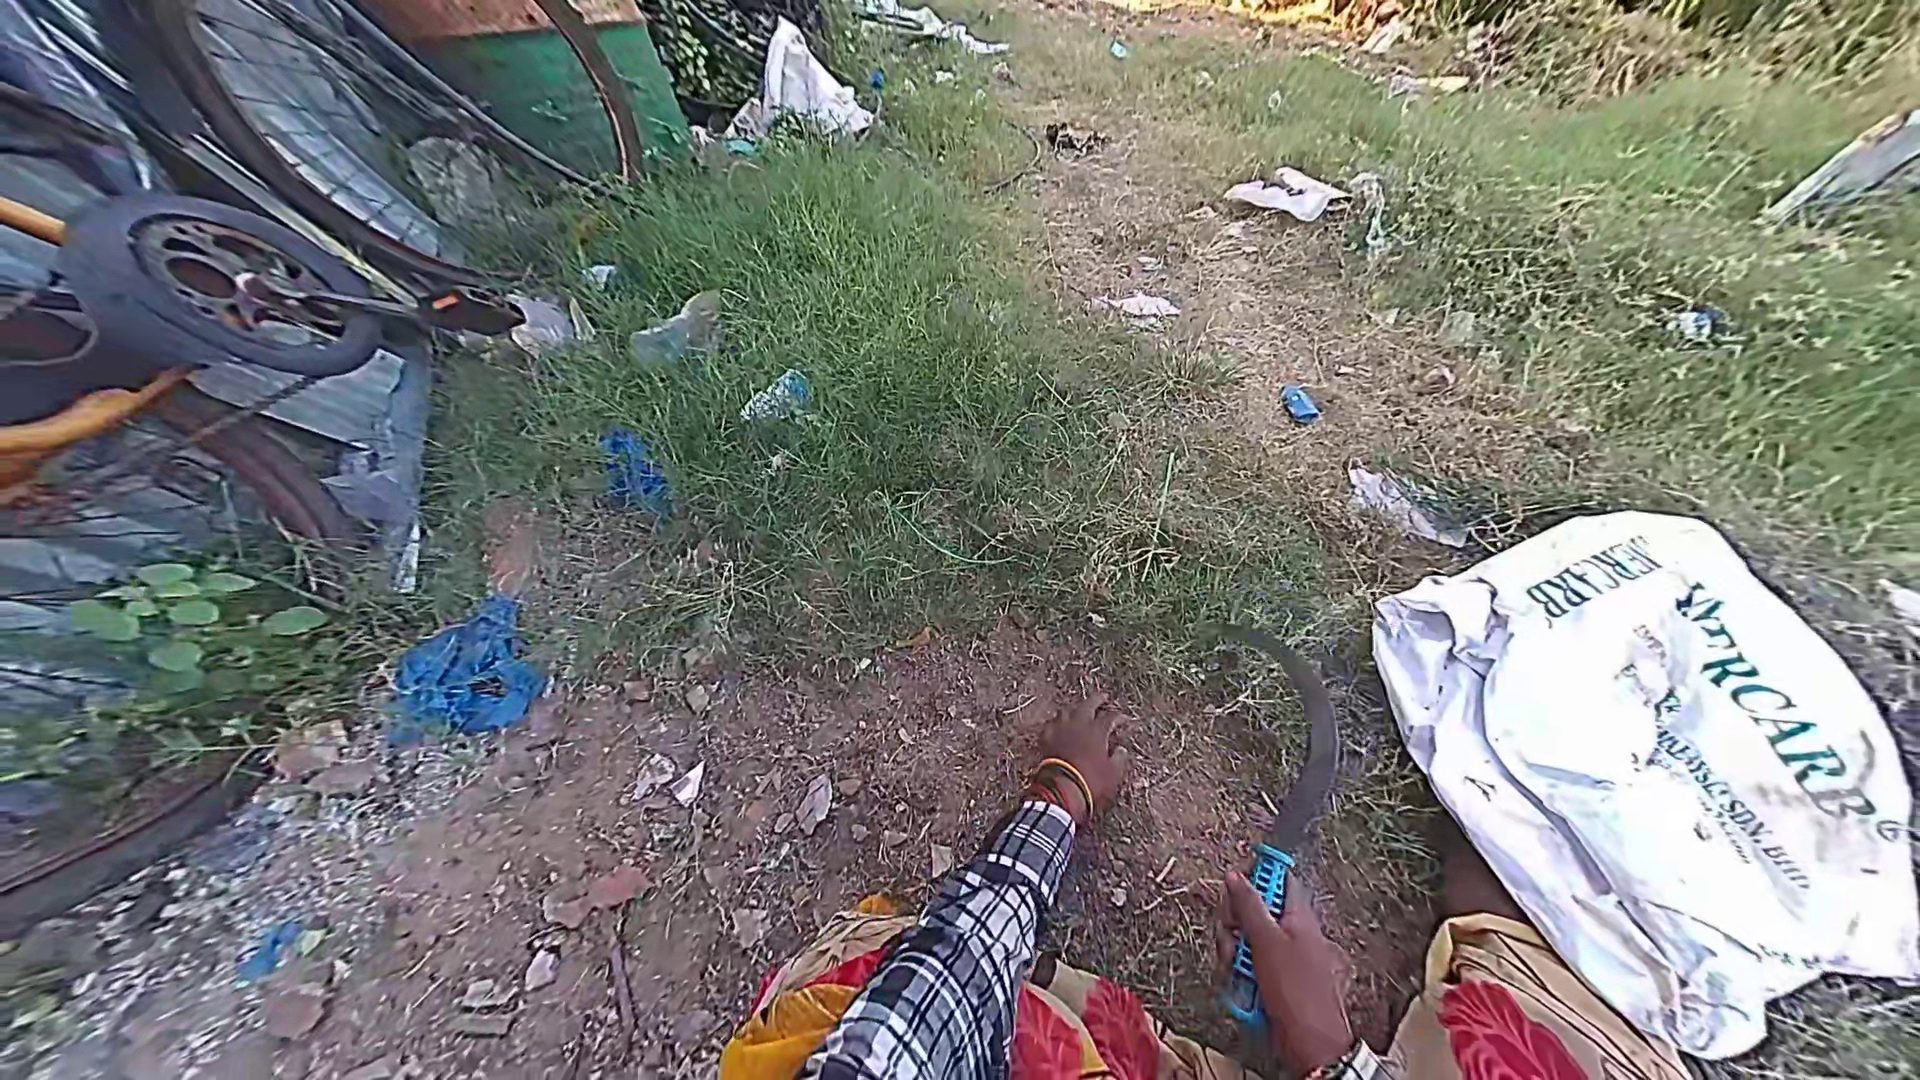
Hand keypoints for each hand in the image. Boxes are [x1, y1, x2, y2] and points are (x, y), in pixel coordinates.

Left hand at [1040, 692, 1128, 814]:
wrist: (1061, 788)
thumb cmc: (1091, 782)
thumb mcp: (1113, 773)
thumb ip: (1119, 758)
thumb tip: (1121, 750)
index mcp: (1097, 729)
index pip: (1111, 717)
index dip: (1119, 717)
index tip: (1123, 719)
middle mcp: (1079, 722)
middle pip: (1089, 704)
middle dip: (1098, 699)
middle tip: (1103, 697)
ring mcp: (1060, 727)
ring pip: (1067, 710)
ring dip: (1075, 709)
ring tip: (1080, 710)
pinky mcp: (1046, 735)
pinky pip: (1052, 723)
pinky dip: (1058, 723)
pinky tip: (1059, 726)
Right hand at [1214, 872, 1353, 1073]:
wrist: (1312, 1051)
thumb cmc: (1297, 994)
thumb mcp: (1266, 941)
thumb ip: (1249, 905)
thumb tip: (1235, 876)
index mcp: (1301, 918)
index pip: (1281, 878)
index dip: (1259, 876)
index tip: (1238, 885)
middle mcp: (1297, 933)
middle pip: (1257, 908)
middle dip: (1236, 921)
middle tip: (1231, 934)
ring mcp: (1288, 957)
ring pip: (1250, 936)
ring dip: (1235, 948)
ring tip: (1234, 966)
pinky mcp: (1278, 978)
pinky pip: (1253, 960)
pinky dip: (1242, 968)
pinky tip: (1240, 981)